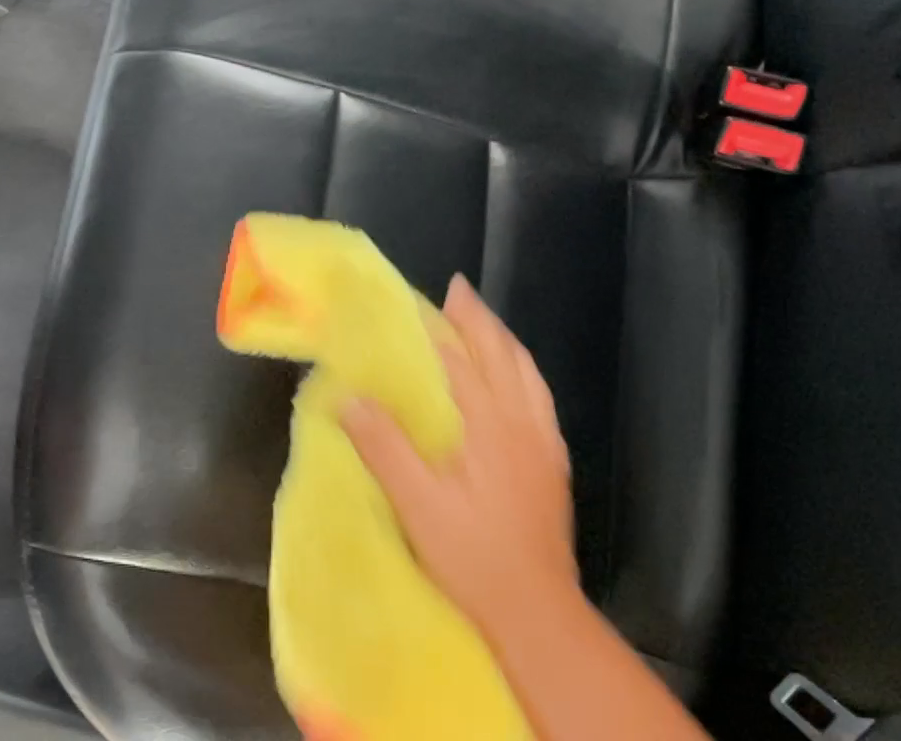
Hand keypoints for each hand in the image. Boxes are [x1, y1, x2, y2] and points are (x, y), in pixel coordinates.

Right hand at [340, 275, 576, 633]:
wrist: (536, 610)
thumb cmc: (471, 554)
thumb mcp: (416, 502)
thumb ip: (384, 446)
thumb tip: (347, 398)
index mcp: (491, 424)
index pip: (460, 360)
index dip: (436, 328)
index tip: (417, 299)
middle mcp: (523, 423)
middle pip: (503, 355)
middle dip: (479, 319)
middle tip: (457, 292)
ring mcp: (543, 443)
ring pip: (528, 373)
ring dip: (503, 341)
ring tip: (483, 324)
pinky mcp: (553, 465)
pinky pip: (540, 399)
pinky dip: (523, 373)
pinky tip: (515, 382)